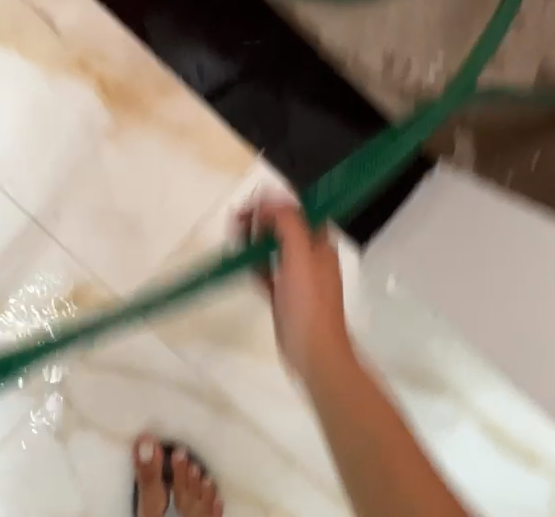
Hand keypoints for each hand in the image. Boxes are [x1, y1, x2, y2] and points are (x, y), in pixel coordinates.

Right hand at [234, 192, 352, 380]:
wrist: (315, 354)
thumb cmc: (309, 304)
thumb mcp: (300, 256)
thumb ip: (288, 223)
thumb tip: (270, 199)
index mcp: (319, 243)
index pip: (298, 210)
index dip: (276, 203)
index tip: (252, 206)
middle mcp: (310, 255)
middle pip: (282, 227)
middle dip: (260, 220)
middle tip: (237, 220)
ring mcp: (297, 276)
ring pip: (272, 248)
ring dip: (254, 240)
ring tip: (235, 237)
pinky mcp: (284, 295)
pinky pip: (267, 271)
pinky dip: (255, 266)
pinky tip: (244, 266)